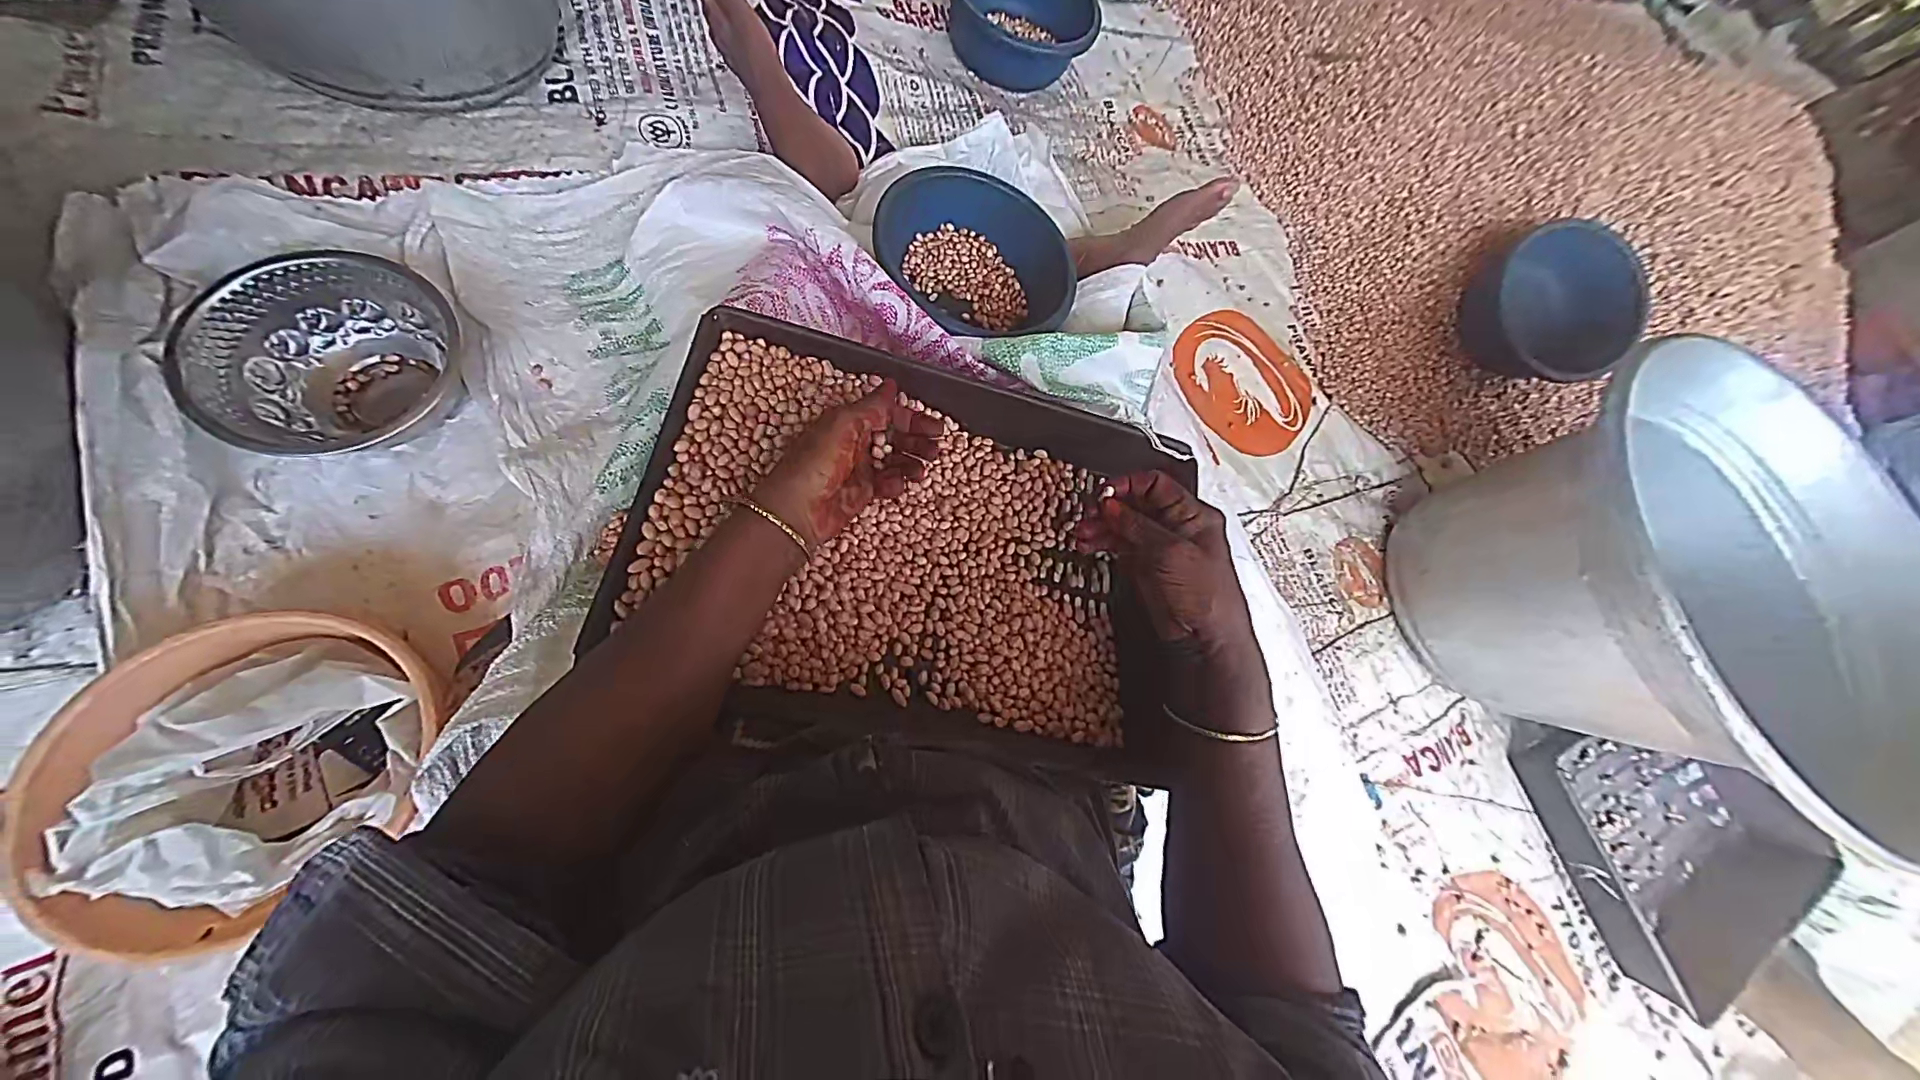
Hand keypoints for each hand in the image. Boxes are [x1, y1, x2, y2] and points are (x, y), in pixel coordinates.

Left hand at [753, 379, 942, 546]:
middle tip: (934, 450)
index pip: (888, 415)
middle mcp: (856, 442)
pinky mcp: (863, 492)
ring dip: (911, 463)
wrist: (798, 509)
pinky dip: (896, 483)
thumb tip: (891, 385)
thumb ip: (873, 406)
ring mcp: (860, 468)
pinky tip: (897, 485)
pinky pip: (887, 483)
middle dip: (917, 442)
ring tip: (920, 471)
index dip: (912, 419)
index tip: (935, 427)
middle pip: (896, 438)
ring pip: (895, 461)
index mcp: (850, 422)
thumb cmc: (814, 462)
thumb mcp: (845, 424)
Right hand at [1074, 470, 1271, 731]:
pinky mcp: (1145, 566)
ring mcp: (1159, 547)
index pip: (1157, 484)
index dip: (1129, 484)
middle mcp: (1175, 527)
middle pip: (1135, 504)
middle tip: (1089, 512)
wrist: (1207, 638)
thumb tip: (1113, 505)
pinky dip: (1102, 543)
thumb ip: (1139, 526)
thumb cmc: (1209, 597)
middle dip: (1109, 506)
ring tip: (1083, 531)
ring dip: (1101, 526)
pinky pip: (1119, 546)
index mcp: (1193, 515)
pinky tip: (1089, 544)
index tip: (1105, 491)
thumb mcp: (1172, 552)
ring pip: (1123, 525)